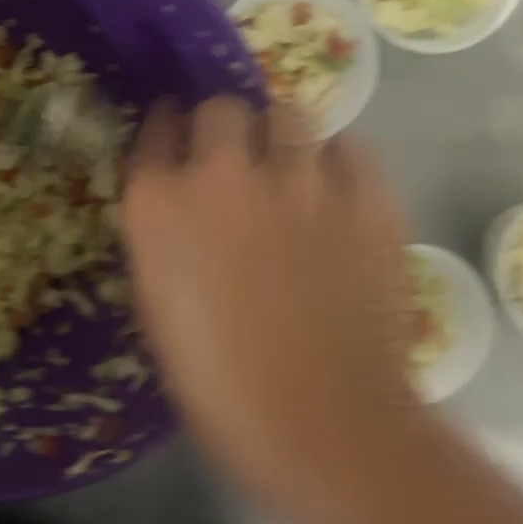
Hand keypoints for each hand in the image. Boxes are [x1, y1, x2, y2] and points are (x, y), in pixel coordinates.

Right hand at [120, 98, 414, 496]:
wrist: (313, 416)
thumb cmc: (210, 375)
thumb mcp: (156, 298)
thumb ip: (162, 236)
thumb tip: (180, 209)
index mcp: (157, 204)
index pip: (153, 131)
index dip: (163, 128)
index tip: (170, 133)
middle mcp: (221, 175)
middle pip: (221, 107)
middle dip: (221, 124)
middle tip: (230, 154)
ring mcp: (301, 180)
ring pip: (289, 114)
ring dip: (279, 134)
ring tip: (285, 165)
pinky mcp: (369, 197)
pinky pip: (351, 148)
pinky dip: (336, 160)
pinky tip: (332, 188)